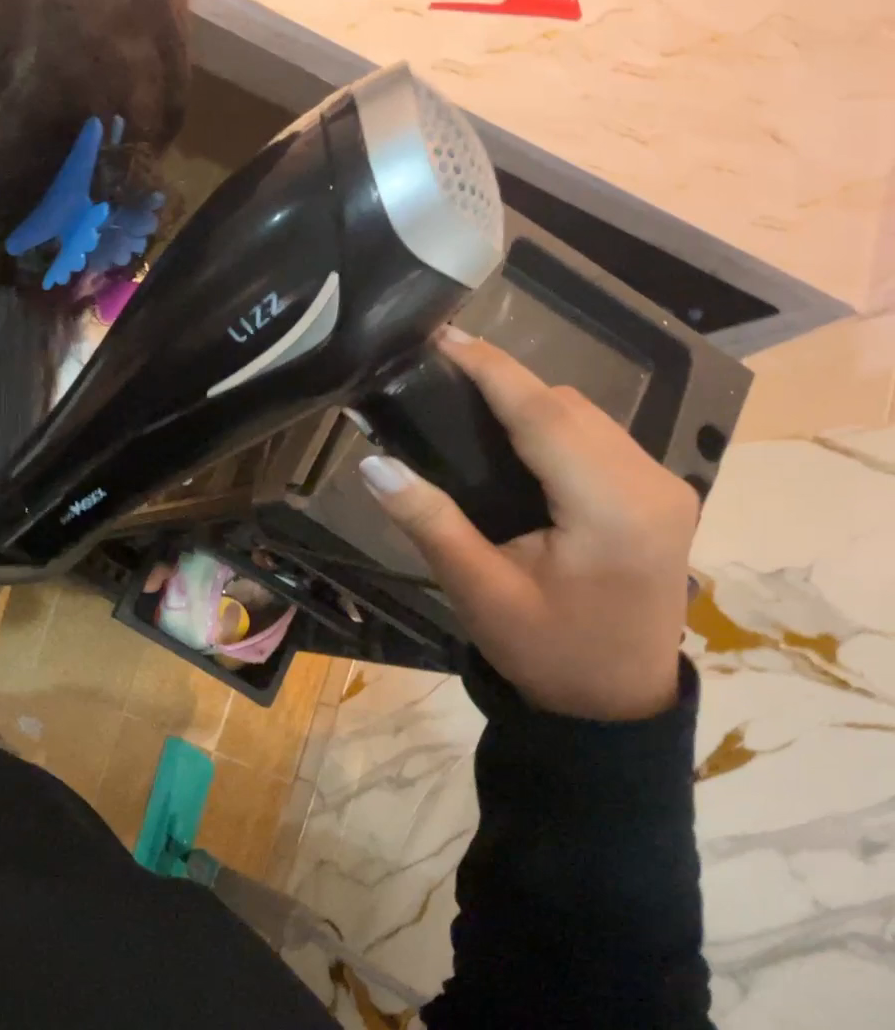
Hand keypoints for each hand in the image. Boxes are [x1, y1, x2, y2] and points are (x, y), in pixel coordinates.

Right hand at [359, 329, 697, 720]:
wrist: (612, 700)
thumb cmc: (542, 647)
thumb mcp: (476, 588)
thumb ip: (429, 520)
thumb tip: (373, 463)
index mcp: (610, 509)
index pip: (546, 416)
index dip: (493, 372)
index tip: (444, 338)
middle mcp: (651, 485)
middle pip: (572, 407)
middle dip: (506, 381)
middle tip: (434, 371)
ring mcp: (664, 489)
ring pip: (589, 416)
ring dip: (528, 400)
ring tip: (461, 394)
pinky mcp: (658, 497)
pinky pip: (598, 438)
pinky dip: (550, 424)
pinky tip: (508, 431)